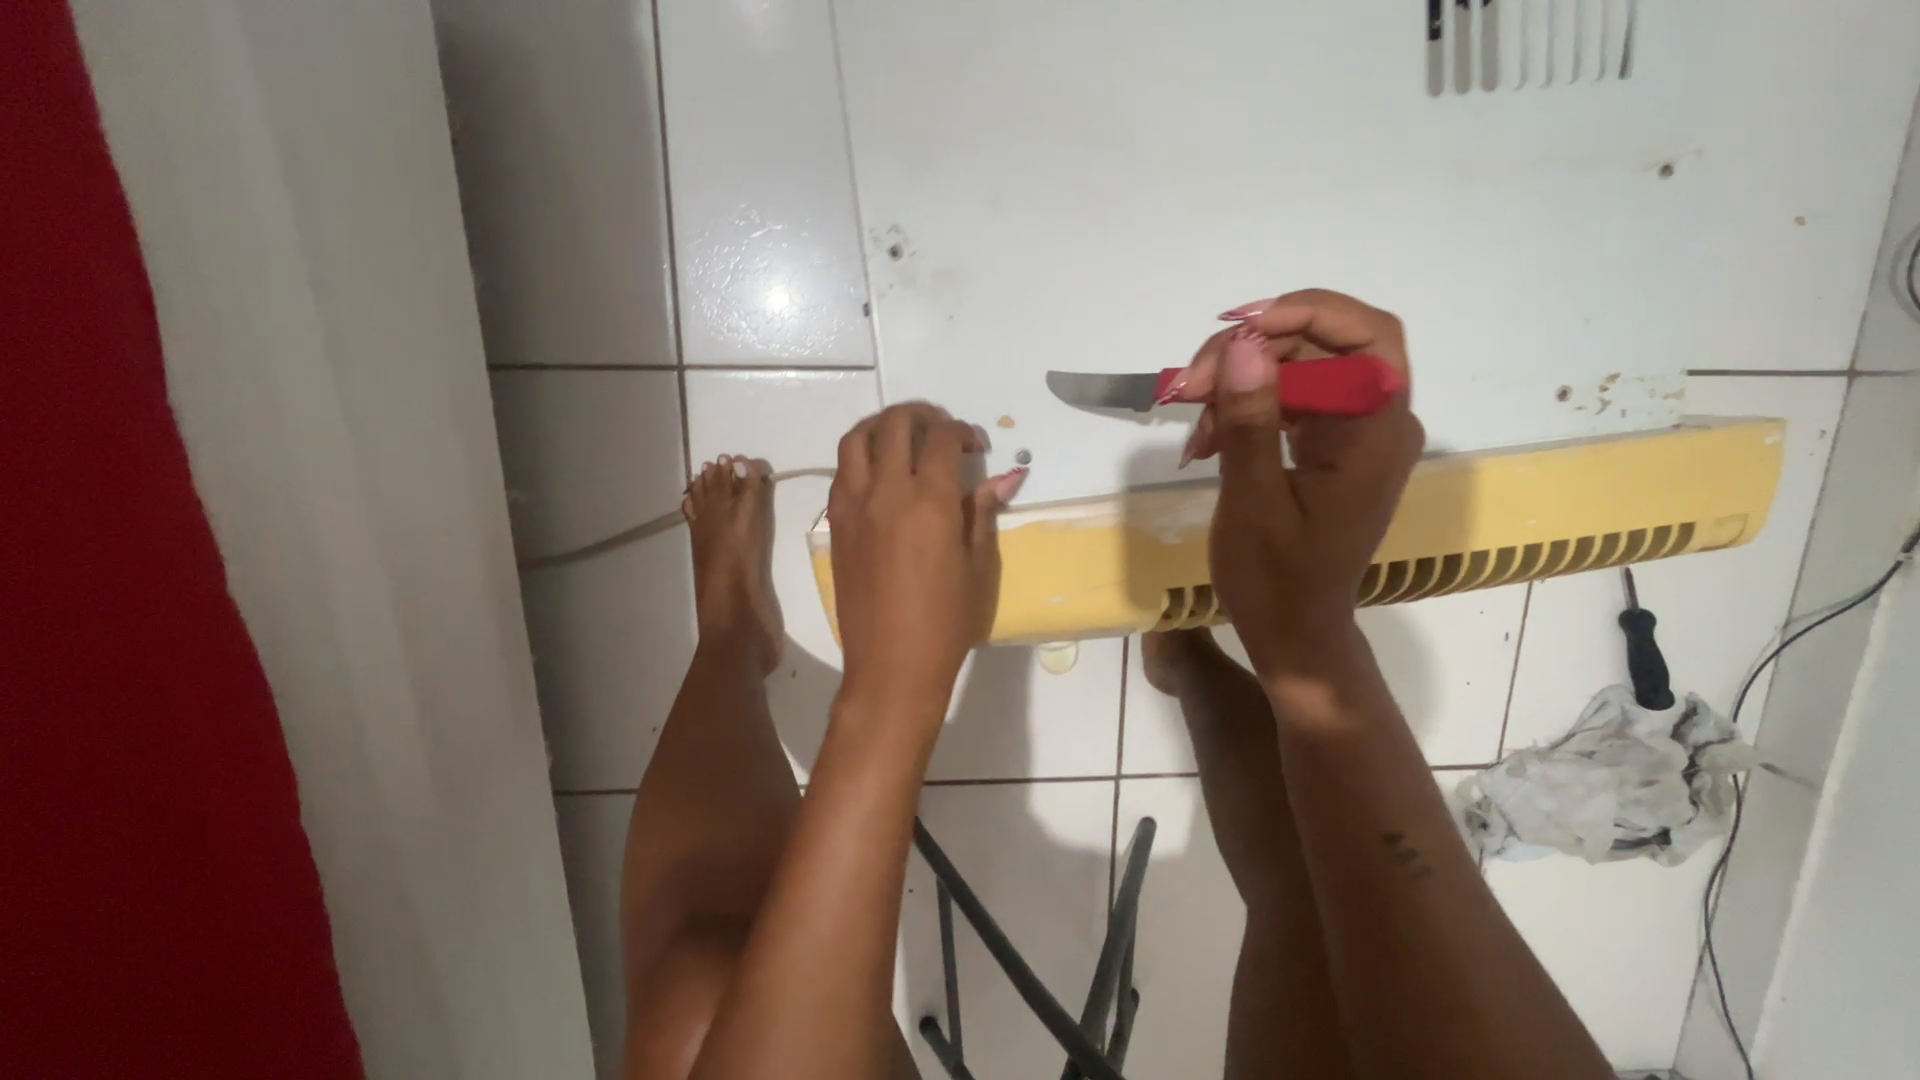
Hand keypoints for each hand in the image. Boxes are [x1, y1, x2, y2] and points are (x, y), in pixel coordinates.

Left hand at [827, 403, 1025, 722]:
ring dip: (881, 425)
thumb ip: (982, 511)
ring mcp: (853, 505)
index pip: (941, 439)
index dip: (962, 432)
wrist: (891, 664)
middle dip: (921, 414)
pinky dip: (859, 456)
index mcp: (928, 502)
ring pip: (856, 438)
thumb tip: (1006, 475)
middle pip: (895, 424)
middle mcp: (885, 492)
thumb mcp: (976, 566)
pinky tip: (878, 472)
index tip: (975, 446)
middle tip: (940, 429)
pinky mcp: (835, 523)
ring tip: (902, 435)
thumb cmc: (945, 622)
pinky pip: (841, 471)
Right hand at [1167, 290, 1423, 674]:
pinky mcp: (1327, 446)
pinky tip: (1205, 434)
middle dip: (1252, 351)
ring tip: (1189, 413)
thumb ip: (1251, 421)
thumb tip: (1241, 346)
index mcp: (1377, 434)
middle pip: (1324, 346)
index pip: (1368, 339)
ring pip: (1300, 368)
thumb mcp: (1254, 501)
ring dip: (1239, 379)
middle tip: (1190, 382)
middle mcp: (1377, 422)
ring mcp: (1352, 433)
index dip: (1309, 312)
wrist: (1293, 632)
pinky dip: (1244, 406)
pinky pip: (1290, 401)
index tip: (1239, 329)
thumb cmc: (1277, 579)